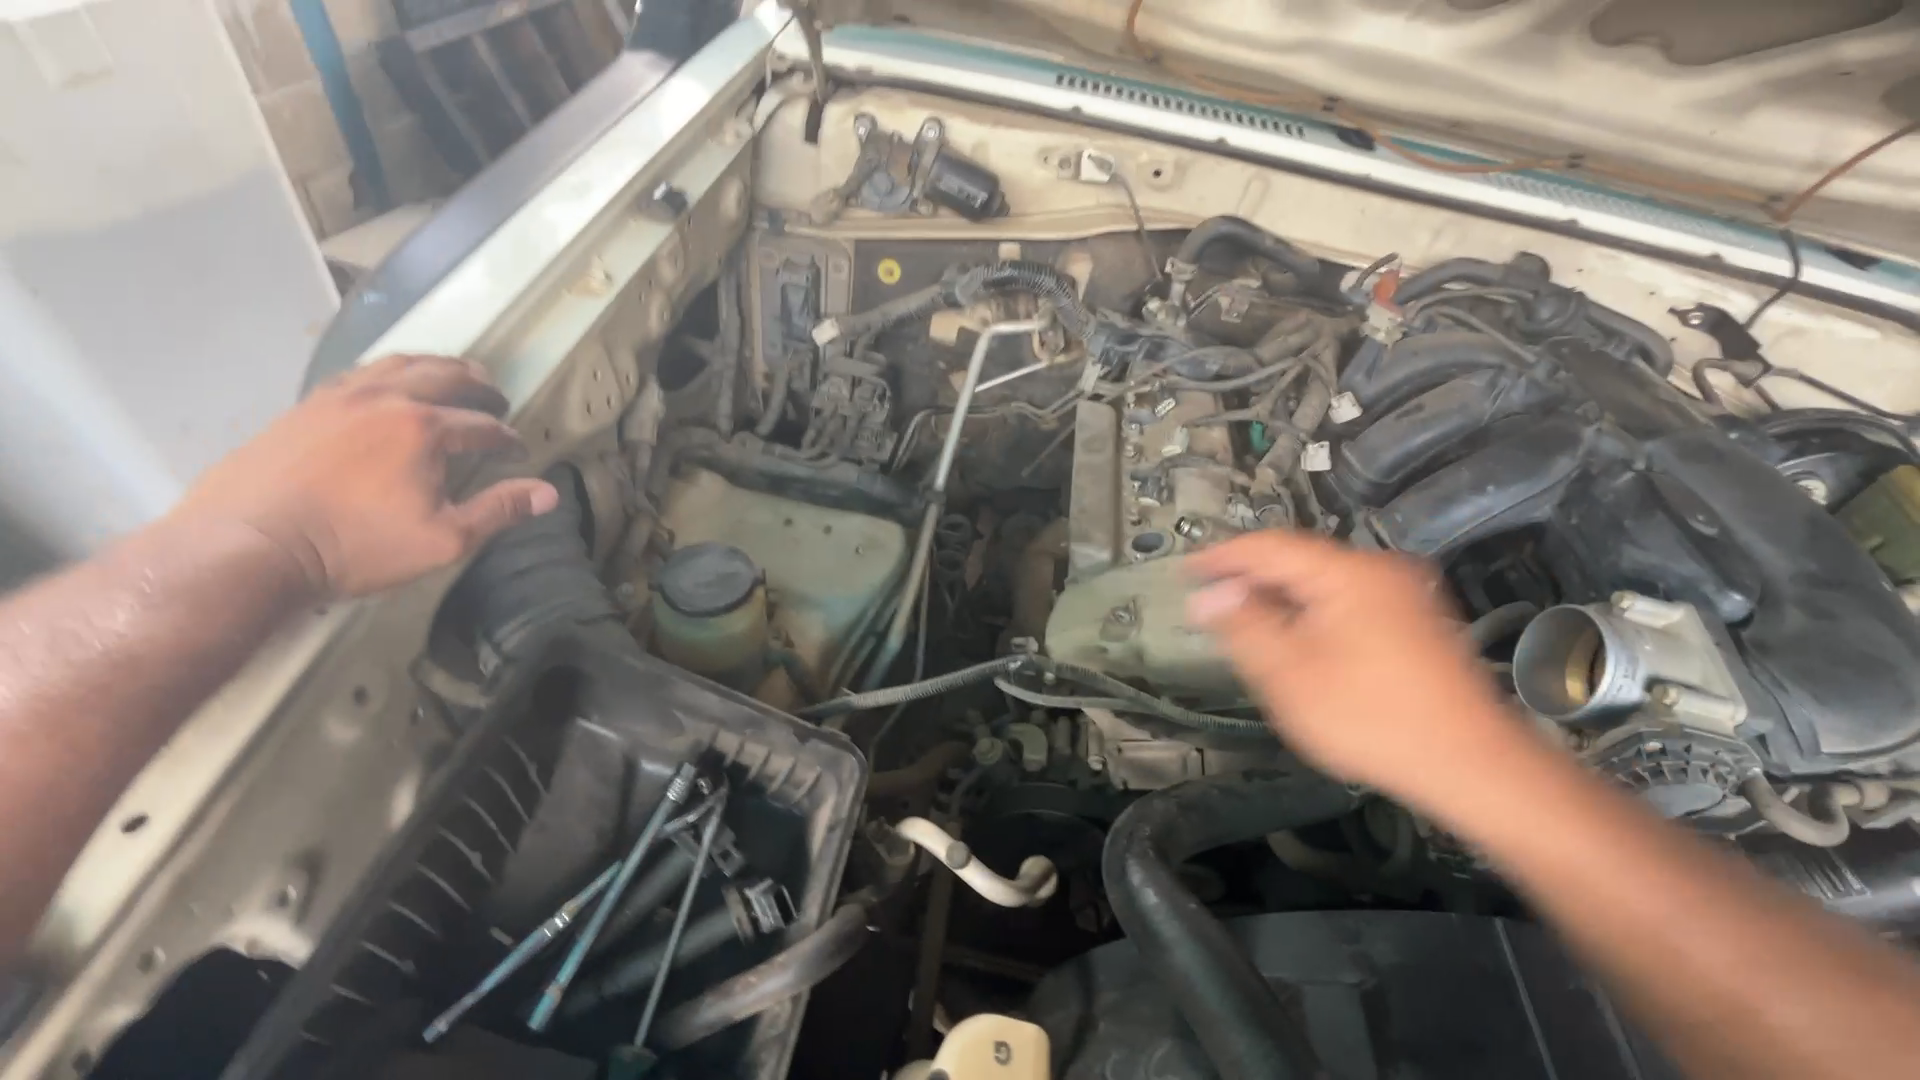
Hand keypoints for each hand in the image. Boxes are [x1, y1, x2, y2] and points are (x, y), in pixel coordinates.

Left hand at [173, 355, 558, 597]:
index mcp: (424, 429)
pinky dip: (388, 373)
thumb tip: (550, 493)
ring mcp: (338, 397)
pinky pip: (358, 374)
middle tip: (497, 397)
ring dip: (434, 367)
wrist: (249, 546)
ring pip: (398, 364)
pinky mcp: (304, 407)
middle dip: (479, 386)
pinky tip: (388, 388)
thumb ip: (499, 511)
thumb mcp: (444, 539)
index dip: (507, 439)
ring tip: (451, 376)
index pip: (482, 426)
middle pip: (444, 376)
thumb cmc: (356, 546)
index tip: (518, 452)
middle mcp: (385, 399)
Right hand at [1185, 529, 1523, 806]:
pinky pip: (1349, 599)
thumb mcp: (1289, 676)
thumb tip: (1208, 595)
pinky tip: (1298, 638)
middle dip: (1252, 579)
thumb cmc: (1371, 719)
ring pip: (1324, 581)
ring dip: (1281, 596)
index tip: (1187, 571)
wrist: (1472, 764)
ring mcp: (1404, 593)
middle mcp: (1379, 570)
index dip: (1222, 557)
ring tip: (1245, 621)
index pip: (1269, 546)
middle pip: (1299, 560)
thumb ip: (1243, 627)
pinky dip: (1313, 610)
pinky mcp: (1416, 619)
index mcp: (1347, 574)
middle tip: (1212, 602)